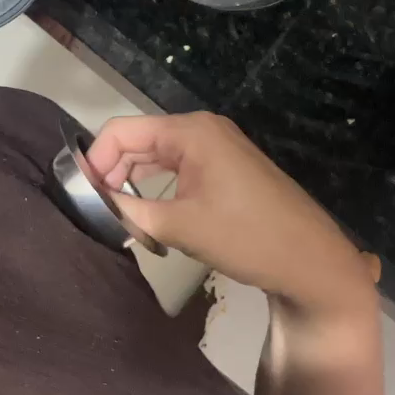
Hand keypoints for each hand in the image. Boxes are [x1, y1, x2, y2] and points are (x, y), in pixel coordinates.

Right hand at [87, 112, 377, 322]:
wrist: (313, 264)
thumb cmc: (246, 238)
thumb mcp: (177, 225)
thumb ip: (126, 209)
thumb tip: (90, 200)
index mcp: (190, 132)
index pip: (121, 131)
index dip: (94, 160)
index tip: (81, 194)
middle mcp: (201, 130)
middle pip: (136, 140)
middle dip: (110, 171)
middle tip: (93, 207)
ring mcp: (216, 148)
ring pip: (154, 156)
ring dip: (130, 180)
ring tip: (114, 212)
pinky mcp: (223, 168)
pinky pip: (175, 167)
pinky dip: (154, 186)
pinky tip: (144, 212)